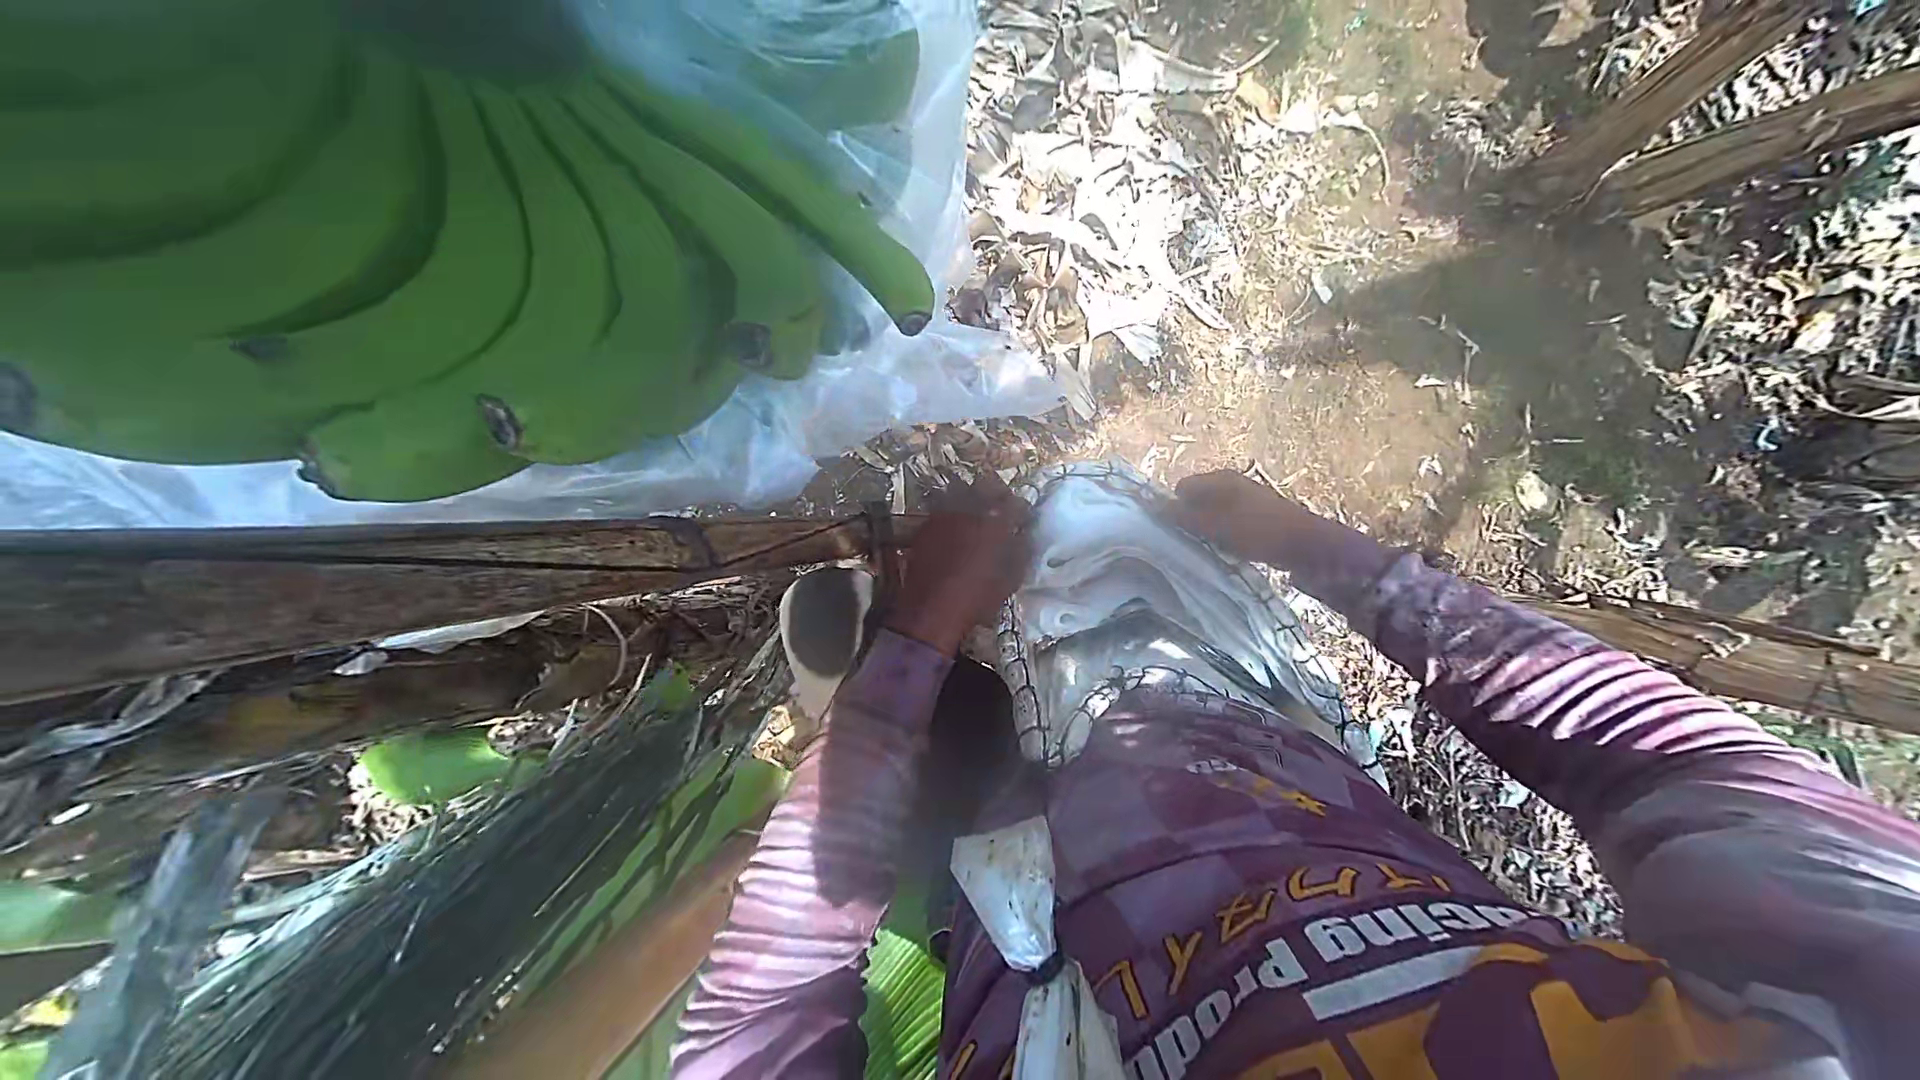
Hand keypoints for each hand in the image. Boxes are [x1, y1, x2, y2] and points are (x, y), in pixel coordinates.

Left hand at [885, 473, 1032, 655]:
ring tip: (976, 515)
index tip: (1022, 519)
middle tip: (1000, 508)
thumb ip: (1020, 552)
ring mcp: (944, 515)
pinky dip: (952, 515)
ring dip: (972, 499)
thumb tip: (1022, 537)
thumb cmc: (977, 599)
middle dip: (997, 493)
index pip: (1016, 503)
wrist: (930, 611)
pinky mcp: (925, 525)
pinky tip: (954, 530)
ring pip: (961, 491)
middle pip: (988, 485)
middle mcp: (969, 510)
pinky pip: (943, 509)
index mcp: (996, 522)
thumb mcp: (1010, 579)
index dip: (1022, 510)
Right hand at [1168, 470, 1301, 565]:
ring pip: (1212, 514)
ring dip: (1208, 530)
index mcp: (1221, 479)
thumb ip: (1182, 515)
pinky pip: (1228, 524)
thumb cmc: (1258, 531)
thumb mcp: (1214, 524)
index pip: (1182, 488)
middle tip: (1193, 541)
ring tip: (1213, 548)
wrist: (1308, 547)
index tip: (1176, 530)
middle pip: (1197, 500)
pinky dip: (1225, 536)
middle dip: (1191, 520)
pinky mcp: (1258, 517)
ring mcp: (1247, 500)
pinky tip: (1230, 550)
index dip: (1174, 507)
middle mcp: (1233, 484)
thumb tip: (1152, 506)